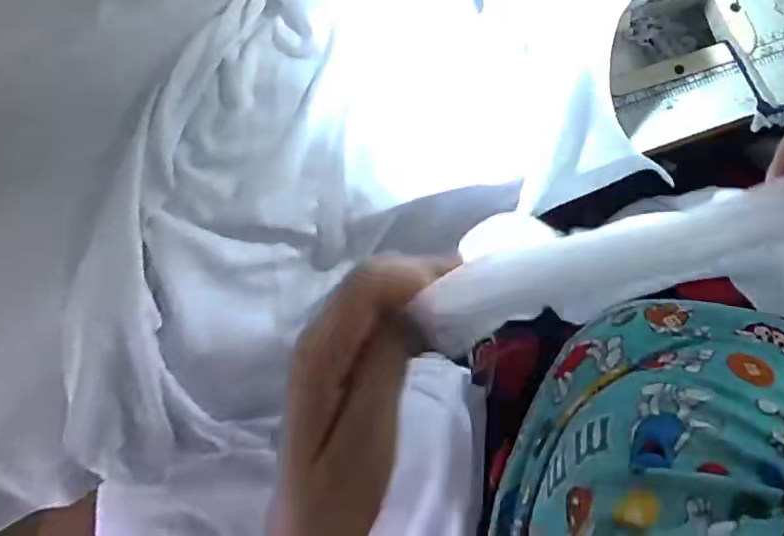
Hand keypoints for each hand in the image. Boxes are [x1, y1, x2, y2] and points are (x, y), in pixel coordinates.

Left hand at [273, 256, 456, 535]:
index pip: (367, 281)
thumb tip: (411, 309)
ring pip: (378, 288)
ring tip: (463, 303)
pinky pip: (379, 310)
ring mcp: (328, 342)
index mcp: (320, 350)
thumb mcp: (366, 442)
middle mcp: (319, 333)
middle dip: (424, 274)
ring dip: (421, 287)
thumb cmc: (340, 500)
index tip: (461, 294)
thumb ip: (384, 366)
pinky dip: (413, 305)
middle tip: (473, 293)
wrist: (310, 535)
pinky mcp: (342, 355)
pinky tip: (438, 322)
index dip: (415, 275)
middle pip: (373, 276)